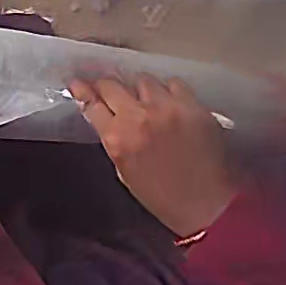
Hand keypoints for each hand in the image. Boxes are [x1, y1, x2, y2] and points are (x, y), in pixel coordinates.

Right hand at [68, 75, 233, 236]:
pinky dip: (168, 91)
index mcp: (117, 138)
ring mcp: (166, 108)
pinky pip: (173, 83)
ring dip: (140, 89)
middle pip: (112, 84)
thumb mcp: (123, 169)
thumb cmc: (160, 195)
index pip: (91, 103)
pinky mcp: (192, 106)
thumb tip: (103, 113)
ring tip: (146, 100)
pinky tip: (170, 103)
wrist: (207, 206)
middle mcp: (138, 117)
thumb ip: (112, 138)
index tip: (78, 83)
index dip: (82, 90)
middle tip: (110, 89)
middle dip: (107, 86)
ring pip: (143, 79)